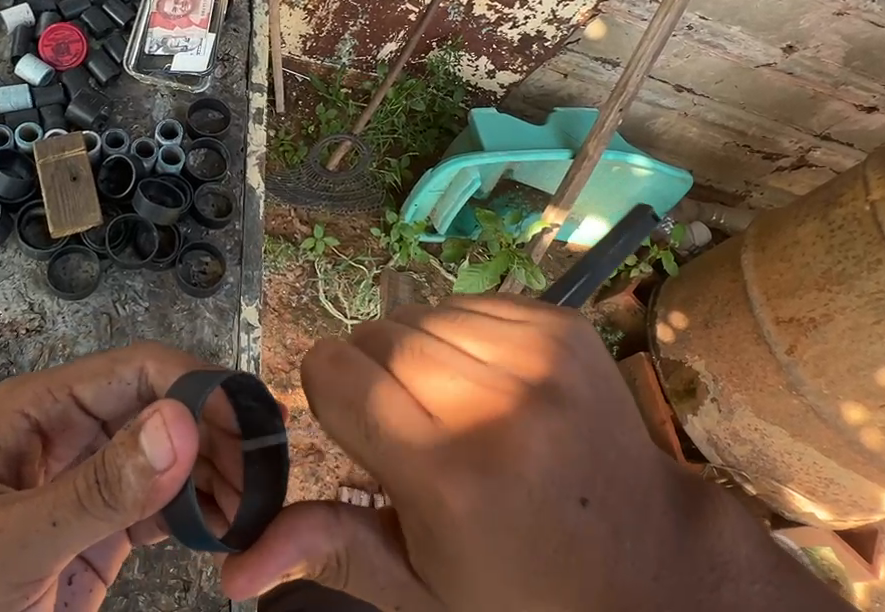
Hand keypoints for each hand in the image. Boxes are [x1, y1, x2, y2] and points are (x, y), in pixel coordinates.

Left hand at [0, 342, 245, 611]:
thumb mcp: (9, 544)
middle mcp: (70, 435)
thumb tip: (182, 422)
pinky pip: (162, 510)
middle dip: (215, 434)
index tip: (253, 421)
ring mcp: (88, 486)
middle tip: (265, 475)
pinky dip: (199, 516)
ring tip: (257, 506)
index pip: (136, 370)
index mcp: (40, 410)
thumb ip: (95, 490)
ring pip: (169, 460)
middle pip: (161, 410)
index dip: (198, 385)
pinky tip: (229, 530)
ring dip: (215, 474)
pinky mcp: (101, 536)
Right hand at [222, 296, 847, 611]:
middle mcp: (492, 404)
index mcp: (448, 476)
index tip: (359, 430)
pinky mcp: (564, 325)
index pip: (335, 371)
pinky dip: (460, 335)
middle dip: (372, 371)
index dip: (332, 395)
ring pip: (418, 311)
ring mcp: (537, 355)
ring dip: (416, 350)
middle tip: (408, 425)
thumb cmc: (521, 589)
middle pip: (375, 334)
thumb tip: (232, 565)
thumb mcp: (421, 589)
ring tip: (452, 405)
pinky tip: (489, 382)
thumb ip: (329, 546)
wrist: (652, 564)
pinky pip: (467, 301)